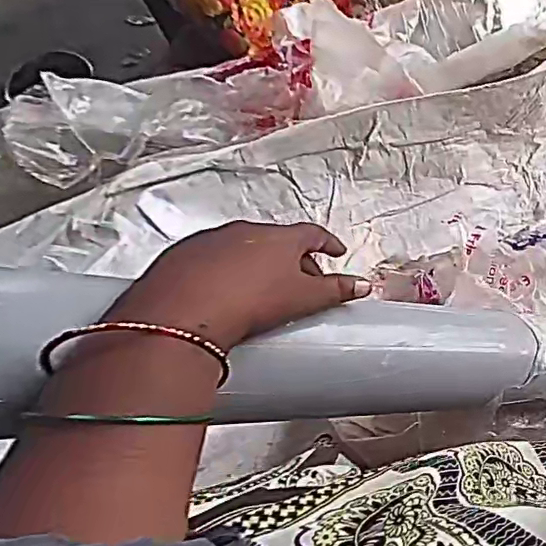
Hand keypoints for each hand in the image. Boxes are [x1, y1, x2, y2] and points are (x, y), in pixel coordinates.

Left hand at [104, 221, 371, 348]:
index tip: (333, 251)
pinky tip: (226, 293)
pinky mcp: (184, 255)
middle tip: (303, 280)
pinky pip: (213, 258)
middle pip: (278, 241)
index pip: (313, 234)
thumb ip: (335, 290)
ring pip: (244, 247)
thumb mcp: (303, 299)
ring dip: (257, 263)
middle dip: (293, 258)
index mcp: (280, 238)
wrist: (184, 314)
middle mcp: (246, 231)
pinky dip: (226, 270)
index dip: (327, 244)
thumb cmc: (248, 302)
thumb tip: (362, 285)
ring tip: (263, 290)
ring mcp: (212, 240)